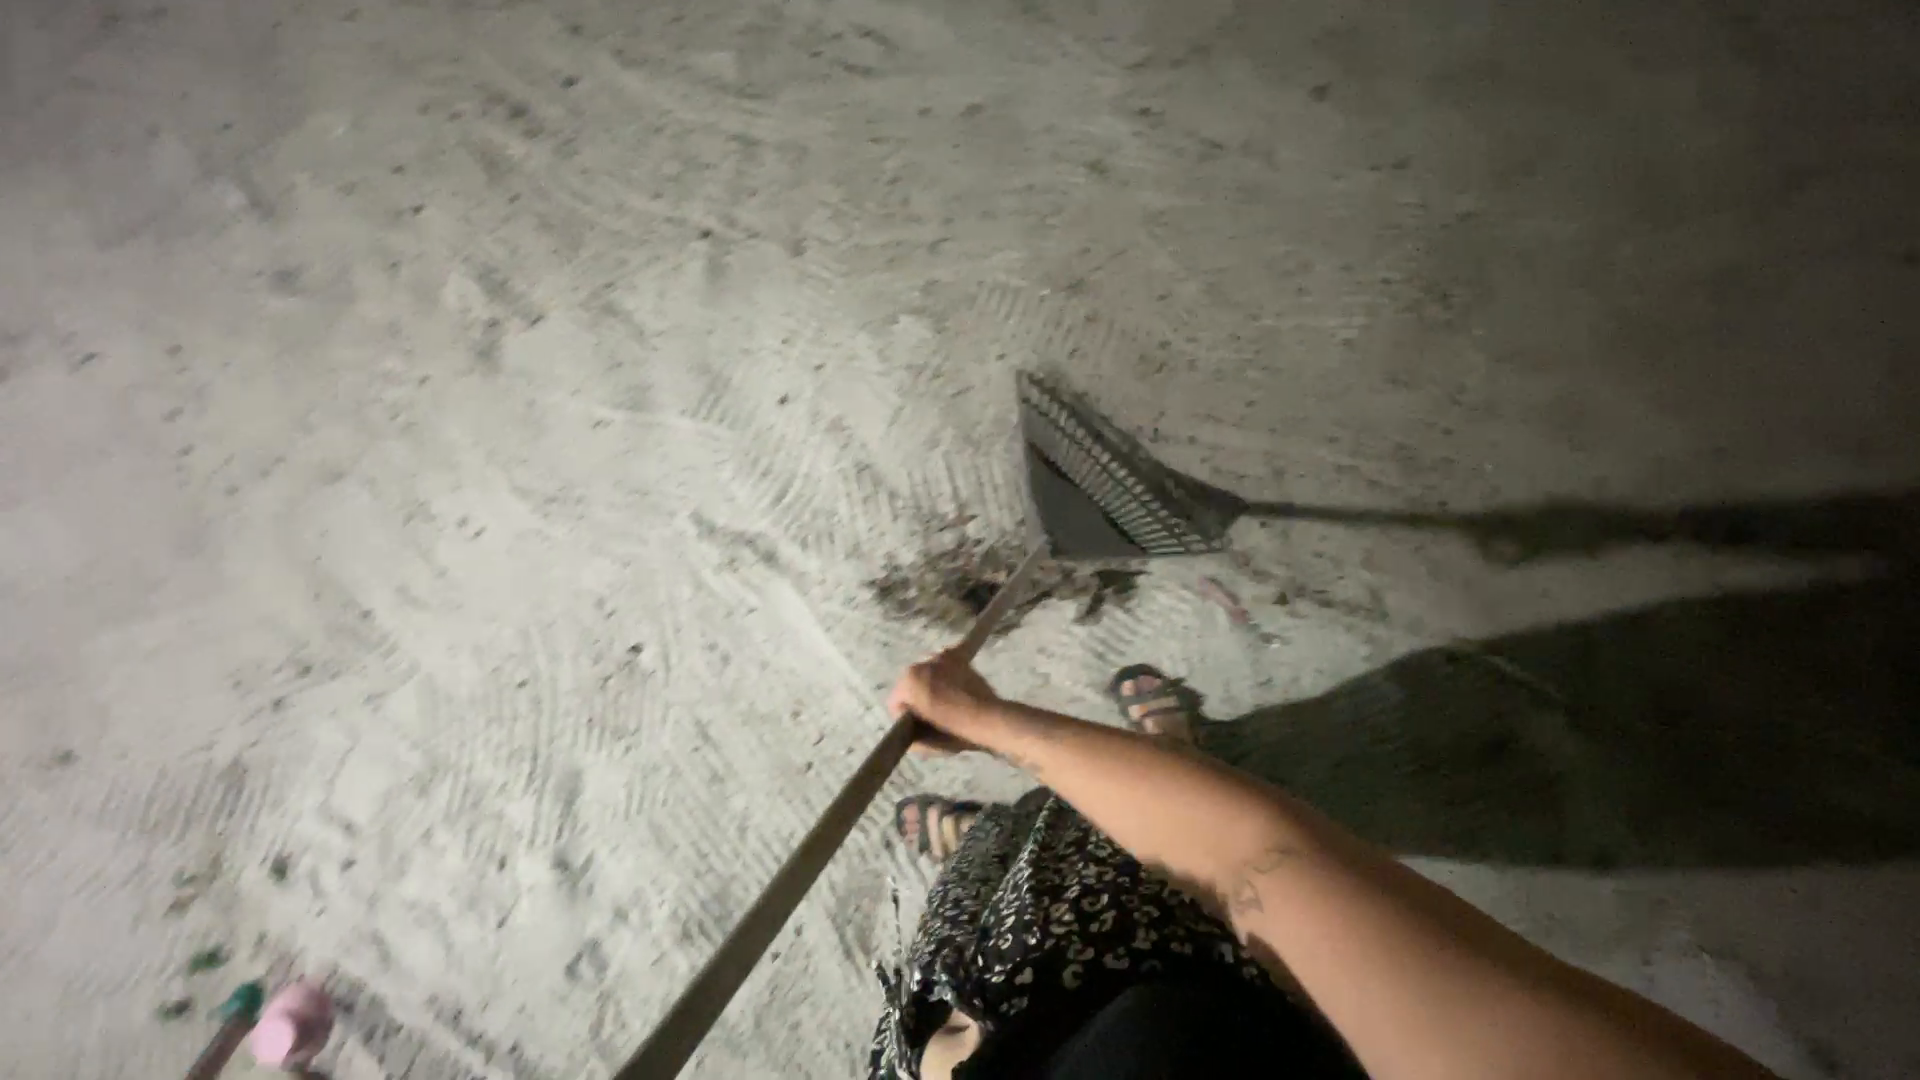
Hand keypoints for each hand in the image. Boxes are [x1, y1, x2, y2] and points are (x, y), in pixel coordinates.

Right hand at [888, 650, 1000, 754]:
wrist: (988, 718)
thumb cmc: (954, 731)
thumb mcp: (926, 744)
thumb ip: (910, 736)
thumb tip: (907, 731)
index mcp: (908, 682)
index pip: (896, 701)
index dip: (904, 717)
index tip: (918, 726)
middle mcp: (920, 663)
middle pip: (911, 684)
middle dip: (918, 697)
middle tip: (933, 713)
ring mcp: (940, 657)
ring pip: (926, 673)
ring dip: (931, 684)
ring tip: (946, 700)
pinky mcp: (957, 655)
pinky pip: (943, 663)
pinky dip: (945, 671)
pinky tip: (954, 684)